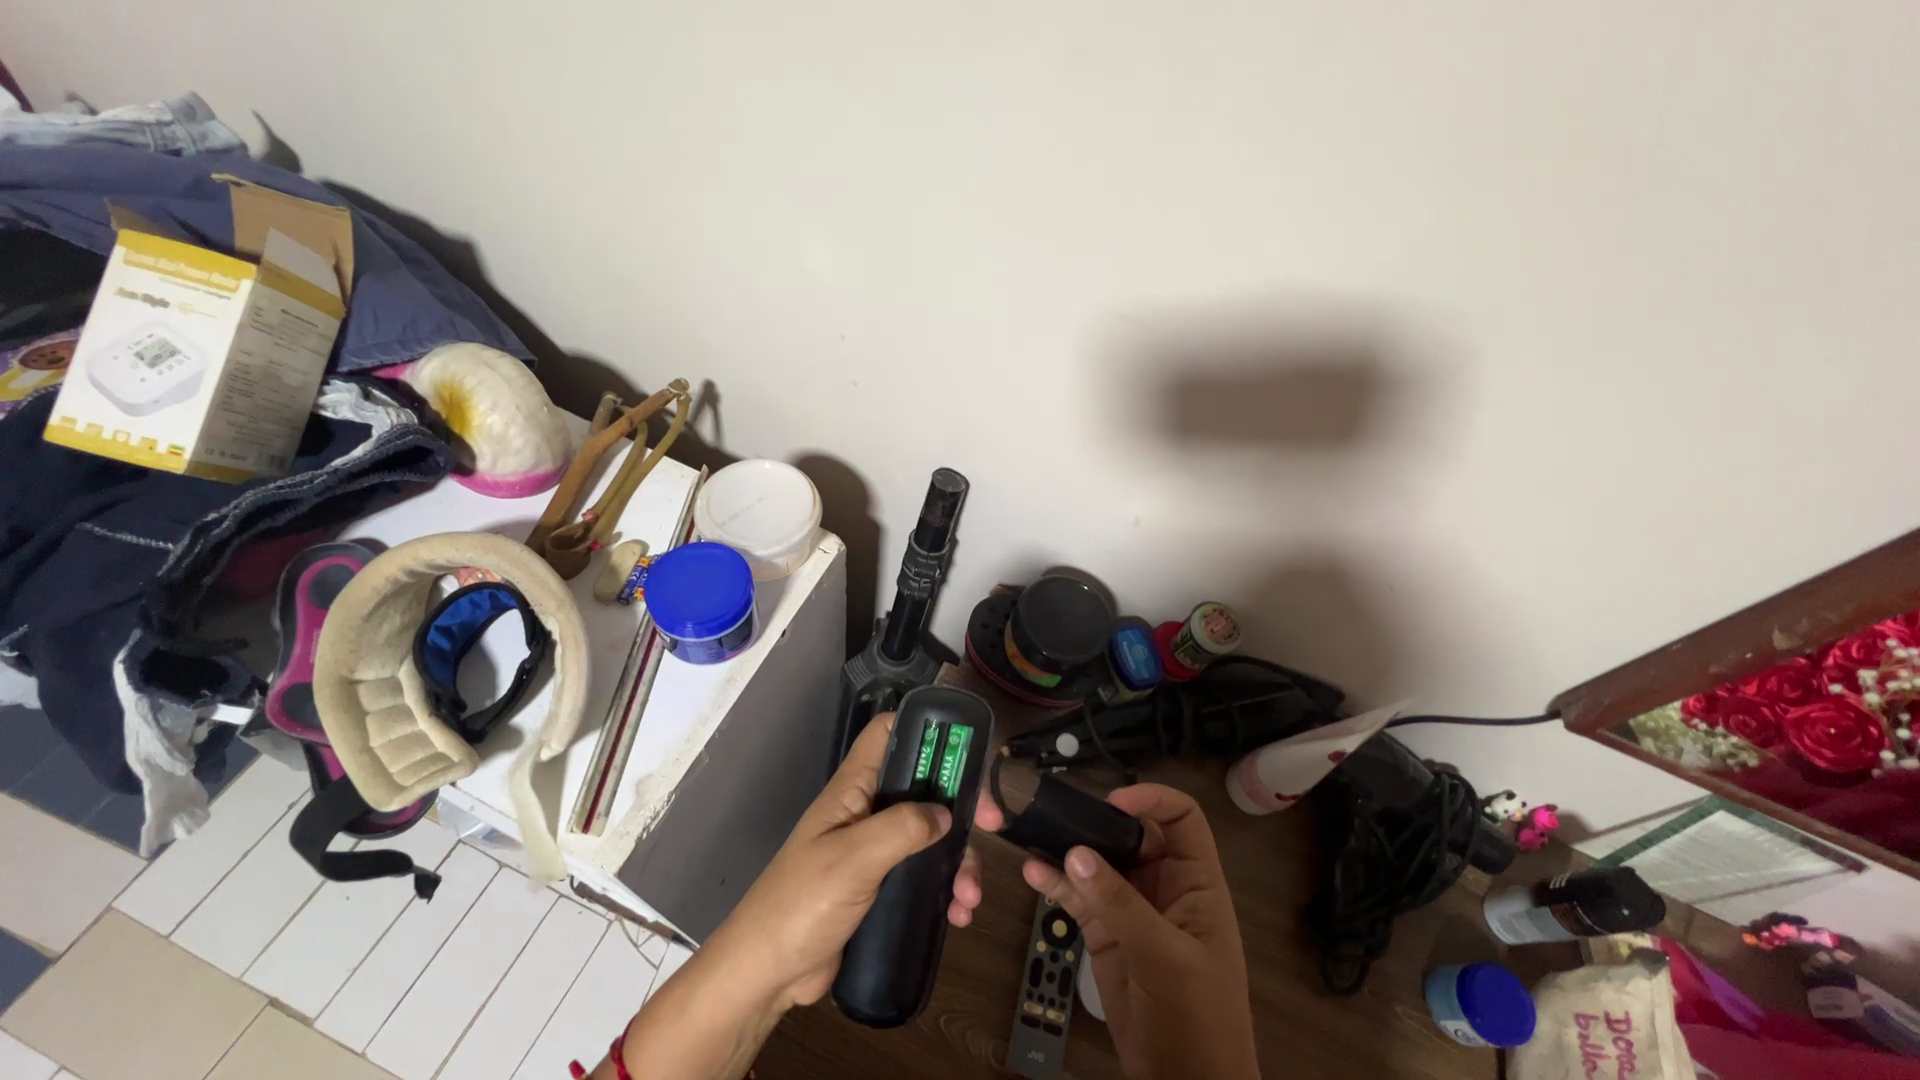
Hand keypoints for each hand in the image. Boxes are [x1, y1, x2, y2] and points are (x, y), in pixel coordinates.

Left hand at [699, 710, 1003, 1008]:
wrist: (769, 973)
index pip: (888, 733)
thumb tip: (945, 814)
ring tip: (969, 898)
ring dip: (960, 859)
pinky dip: (947, 889)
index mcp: (853, 790)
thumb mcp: (854, 859)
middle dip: (962, 803)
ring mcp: (875, 850)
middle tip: (993, 825)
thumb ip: (902, 828)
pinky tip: (958, 914)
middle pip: (925, 786)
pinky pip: (925, 875)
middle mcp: (867, 811)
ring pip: (932, 834)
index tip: (968, 752)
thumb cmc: (802, 904)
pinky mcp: (882, 887)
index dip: (927, 731)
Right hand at [1022, 784, 1259, 1079]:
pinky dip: (1056, 884)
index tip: (1111, 800)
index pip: (1182, 820)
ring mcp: (1131, 911)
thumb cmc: (1198, 1018)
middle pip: (1131, 836)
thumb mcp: (1165, 958)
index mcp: (1196, 884)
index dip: (1152, 800)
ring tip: (1033, 835)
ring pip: (1098, 864)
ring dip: (1069, 850)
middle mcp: (1163, 888)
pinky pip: (1079, 898)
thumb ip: (1121, 904)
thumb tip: (1076, 853)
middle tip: (1055, 813)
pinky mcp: (1105, 936)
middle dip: (1097, 822)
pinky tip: (1032, 873)